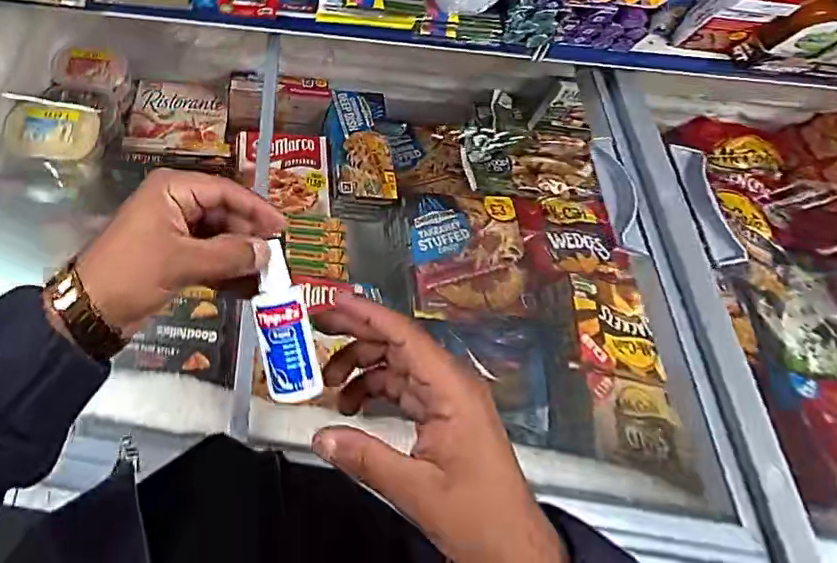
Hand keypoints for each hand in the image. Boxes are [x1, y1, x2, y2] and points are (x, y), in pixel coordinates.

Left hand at [69, 169, 286, 334]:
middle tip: (277, 254)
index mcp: (172, 189)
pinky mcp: (172, 254)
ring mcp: (173, 229)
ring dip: (240, 254)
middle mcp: (175, 202)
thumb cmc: (130, 274)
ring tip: (267, 273)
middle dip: (249, 234)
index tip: (281, 225)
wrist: (87, 313)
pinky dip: (225, 268)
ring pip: (217, 235)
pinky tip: (247, 285)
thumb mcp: (181, 262)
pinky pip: (207, 255)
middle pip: (223, 212)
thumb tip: (266, 252)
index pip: (224, 190)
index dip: (255, 207)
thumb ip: (228, 255)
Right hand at [311, 293, 565, 562]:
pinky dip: (375, 388)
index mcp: (452, 388)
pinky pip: (403, 387)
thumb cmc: (483, 519)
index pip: (404, 334)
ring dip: (362, 366)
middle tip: (318, 325)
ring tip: (330, 381)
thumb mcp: (418, 491)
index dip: (367, 313)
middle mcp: (451, 382)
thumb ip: (366, 459)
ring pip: (397, 363)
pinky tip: (353, 403)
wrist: (518, 552)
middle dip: (356, 332)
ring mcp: (448, 397)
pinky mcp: (444, 414)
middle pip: (397, 342)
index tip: (336, 300)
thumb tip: (323, 437)